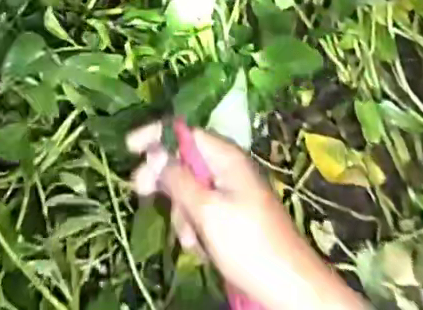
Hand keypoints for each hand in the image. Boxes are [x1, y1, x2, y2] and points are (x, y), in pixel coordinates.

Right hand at [128, 121, 368, 308]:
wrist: (292, 291)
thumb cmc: (250, 245)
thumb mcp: (207, 211)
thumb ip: (177, 179)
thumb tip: (154, 151)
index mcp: (226, 156)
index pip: (184, 131)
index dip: (156, 135)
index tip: (130, 146)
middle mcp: (228, 168)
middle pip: (184, 161)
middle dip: (164, 180)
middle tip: (140, 192)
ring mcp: (232, 194)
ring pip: (190, 190)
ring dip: (181, 211)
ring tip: (190, 238)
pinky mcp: (234, 219)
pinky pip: (203, 212)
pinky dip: (195, 226)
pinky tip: (199, 247)